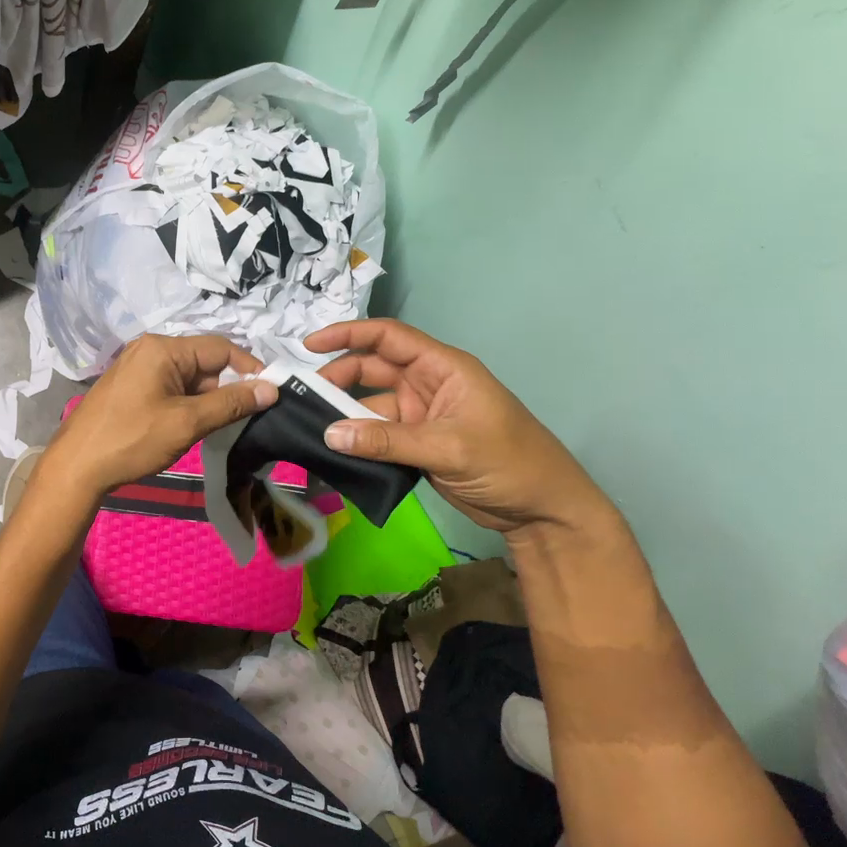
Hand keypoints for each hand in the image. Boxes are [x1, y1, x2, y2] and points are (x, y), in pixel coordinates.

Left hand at [38, 334, 277, 499]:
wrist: (77, 465)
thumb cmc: (132, 439)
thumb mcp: (187, 422)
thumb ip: (231, 403)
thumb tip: (271, 388)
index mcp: (162, 348)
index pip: (220, 348)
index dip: (249, 369)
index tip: (271, 395)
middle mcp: (149, 349)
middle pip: (204, 362)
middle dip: (226, 388)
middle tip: (244, 419)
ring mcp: (137, 368)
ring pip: (188, 377)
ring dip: (206, 399)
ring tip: (217, 428)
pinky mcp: (130, 387)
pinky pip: (170, 387)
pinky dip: (186, 404)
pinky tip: (190, 427)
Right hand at [305, 319, 610, 534]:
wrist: (544, 512)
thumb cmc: (510, 464)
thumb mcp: (448, 448)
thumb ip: (386, 441)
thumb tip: (328, 434)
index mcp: (443, 368)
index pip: (388, 337)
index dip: (348, 334)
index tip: (309, 345)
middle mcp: (427, 385)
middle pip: (371, 369)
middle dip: (336, 379)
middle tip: (302, 399)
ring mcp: (420, 415)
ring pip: (369, 404)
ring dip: (342, 414)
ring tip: (308, 426)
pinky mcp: (415, 443)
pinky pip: (376, 434)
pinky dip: (355, 440)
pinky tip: (330, 449)